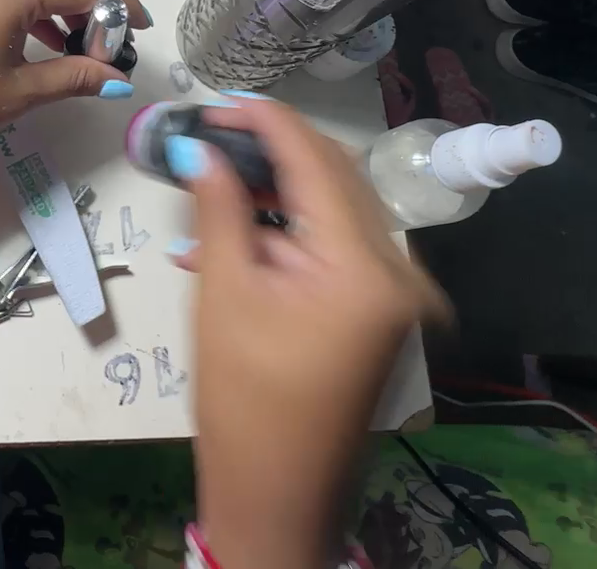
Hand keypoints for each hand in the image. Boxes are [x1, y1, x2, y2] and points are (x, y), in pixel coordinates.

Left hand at [0, 0, 146, 198]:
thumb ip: (74, 77)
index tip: (142, 28)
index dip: (118, 5)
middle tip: (110, 48)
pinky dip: (26, 7)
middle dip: (89, 7)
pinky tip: (37, 40)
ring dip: (57, 6)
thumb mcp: (17, 93)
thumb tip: (118, 81)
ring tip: (78, 49)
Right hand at [174, 98, 445, 568]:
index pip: (315, 161)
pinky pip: (335, 241)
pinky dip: (289, 226)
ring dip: (276, 186)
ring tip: (215, 175)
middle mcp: (398, 270)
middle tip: (211, 133)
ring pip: (334, 205)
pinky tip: (239, 227)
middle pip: (333, 176)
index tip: (217, 102)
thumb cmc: (243, 398)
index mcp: (365, 267)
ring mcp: (395, 291)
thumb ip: (218, 207)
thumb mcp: (224, 291)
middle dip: (270, 148)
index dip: (265, 121)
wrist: (277, 494)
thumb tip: (198, 147)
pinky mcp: (380, 307)